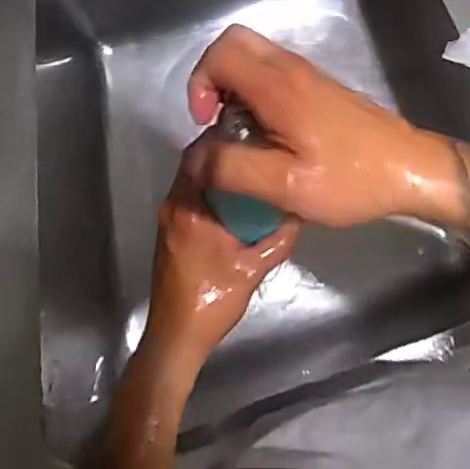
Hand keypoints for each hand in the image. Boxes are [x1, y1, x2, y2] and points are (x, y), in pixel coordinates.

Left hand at [142, 135, 300, 368]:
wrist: (176, 340)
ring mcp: (169, 221)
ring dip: (219, 172)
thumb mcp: (253, 268)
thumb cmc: (211, 300)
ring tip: (253, 167)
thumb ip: (279, 238)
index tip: (252, 130)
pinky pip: (192, 197)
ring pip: (194, 181)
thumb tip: (300, 210)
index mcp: (188, 207)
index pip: (200, 155)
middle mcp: (173, 207)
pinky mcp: (171, 234)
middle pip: (197, 164)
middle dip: (225, 152)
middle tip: (258, 145)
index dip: (224, 137)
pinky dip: (213, 190)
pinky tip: (239, 197)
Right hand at [185, 25, 462, 227]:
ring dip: (233, 84)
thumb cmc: (350, 178)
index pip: (221, 52)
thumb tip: (194, 156)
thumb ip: (233, 169)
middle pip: (235, 42)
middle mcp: (292, 68)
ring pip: (254, 54)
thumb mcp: (287, 186)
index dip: (199, 82)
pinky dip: (254, 89)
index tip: (207, 122)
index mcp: (279, 85)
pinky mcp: (318, 86)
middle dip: (212, 75)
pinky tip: (266, 133)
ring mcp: (307, 74)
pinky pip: (272, 70)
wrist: (407, 167)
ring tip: (239, 132)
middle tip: (215, 119)